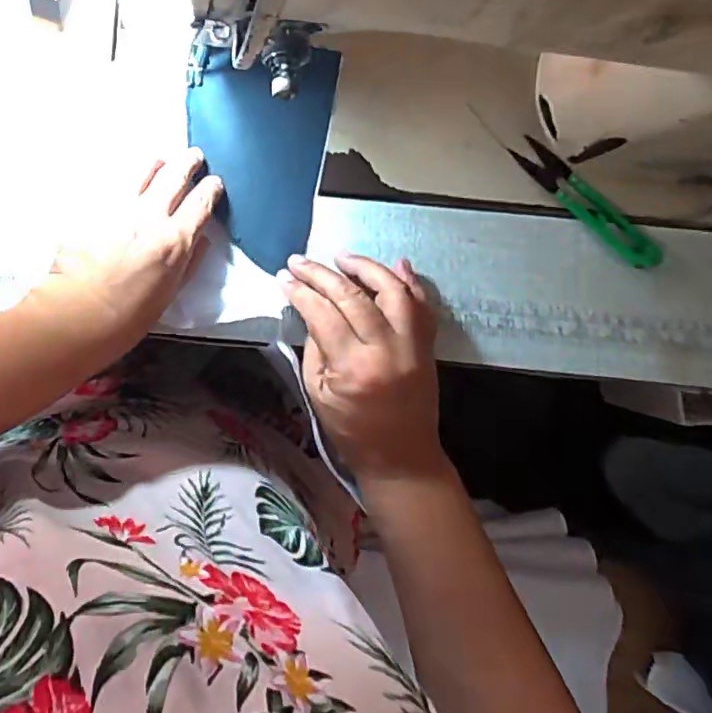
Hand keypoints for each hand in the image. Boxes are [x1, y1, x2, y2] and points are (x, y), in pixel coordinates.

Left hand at [23, 149, 222, 351]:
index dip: (211, 189)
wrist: (76, 313)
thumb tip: (201, 241)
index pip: (202, 201)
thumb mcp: (169, 293)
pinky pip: (112, 184)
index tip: (213, 183)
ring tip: (160, 162)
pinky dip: (123, 180)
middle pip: (175, 175)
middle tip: (193, 157)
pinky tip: (124, 181)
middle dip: (188, 162)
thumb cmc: (125, 316)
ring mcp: (116, 207)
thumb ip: (189, 262)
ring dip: (156, 165)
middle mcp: (148, 216)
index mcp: (174, 240)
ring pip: (142, 170)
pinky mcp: (90, 207)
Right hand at [278, 253, 448, 482]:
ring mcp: (413, 346)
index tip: (283, 276)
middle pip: (353, 297)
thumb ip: (316, 345)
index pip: (322, 314)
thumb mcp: (317, 389)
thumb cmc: (350, 428)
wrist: (401, 455)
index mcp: (354, 366)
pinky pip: (424, 306)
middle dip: (321, 274)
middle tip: (300, 261)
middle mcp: (388, 350)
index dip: (300, 291)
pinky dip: (411, 282)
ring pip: (394, 292)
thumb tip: (311, 308)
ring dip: (367, 268)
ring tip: (342, 257)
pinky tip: (396, 264)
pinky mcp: (428, 347)